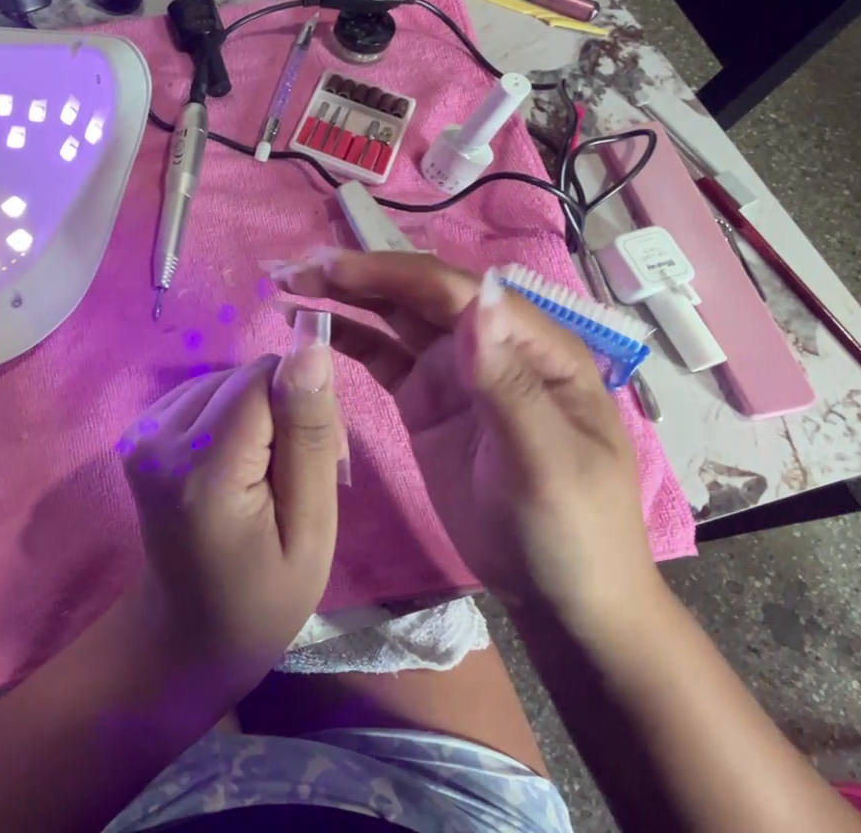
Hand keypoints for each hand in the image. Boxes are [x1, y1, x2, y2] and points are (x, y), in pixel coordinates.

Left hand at [118, 321, 343, 689]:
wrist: (188, 629)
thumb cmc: (264, 596)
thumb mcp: (311, 529)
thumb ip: (309, 436)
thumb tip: (309, 350)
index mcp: (201, 472)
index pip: (262, 381)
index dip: (302, 407)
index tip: (320, 459)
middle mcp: (158, 440)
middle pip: (242, 377)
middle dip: (281, 409)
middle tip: (294, 478)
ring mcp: (140, 434)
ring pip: (224, 380)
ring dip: (257, 414)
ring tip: (265, 476)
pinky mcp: (139, 431)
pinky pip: (202, 394)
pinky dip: (230, 419)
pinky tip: (236, 465)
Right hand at [281, 250, 658, 619]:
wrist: (559, 593)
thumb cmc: (570, 528)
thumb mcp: (545, 462)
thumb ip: (507, 384)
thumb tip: (478, 302)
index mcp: (535, 346)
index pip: (456, 293)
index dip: (391, 275)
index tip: (329, 268)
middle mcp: (492, 346)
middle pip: (418, 296)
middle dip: (358, 277)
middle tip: (292, 271)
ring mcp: (455, 374)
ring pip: (395, 319)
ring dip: (346, 298)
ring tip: (289, 288)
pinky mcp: (425, 401)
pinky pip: (381, 358)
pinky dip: (347, 339)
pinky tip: (309, 327)